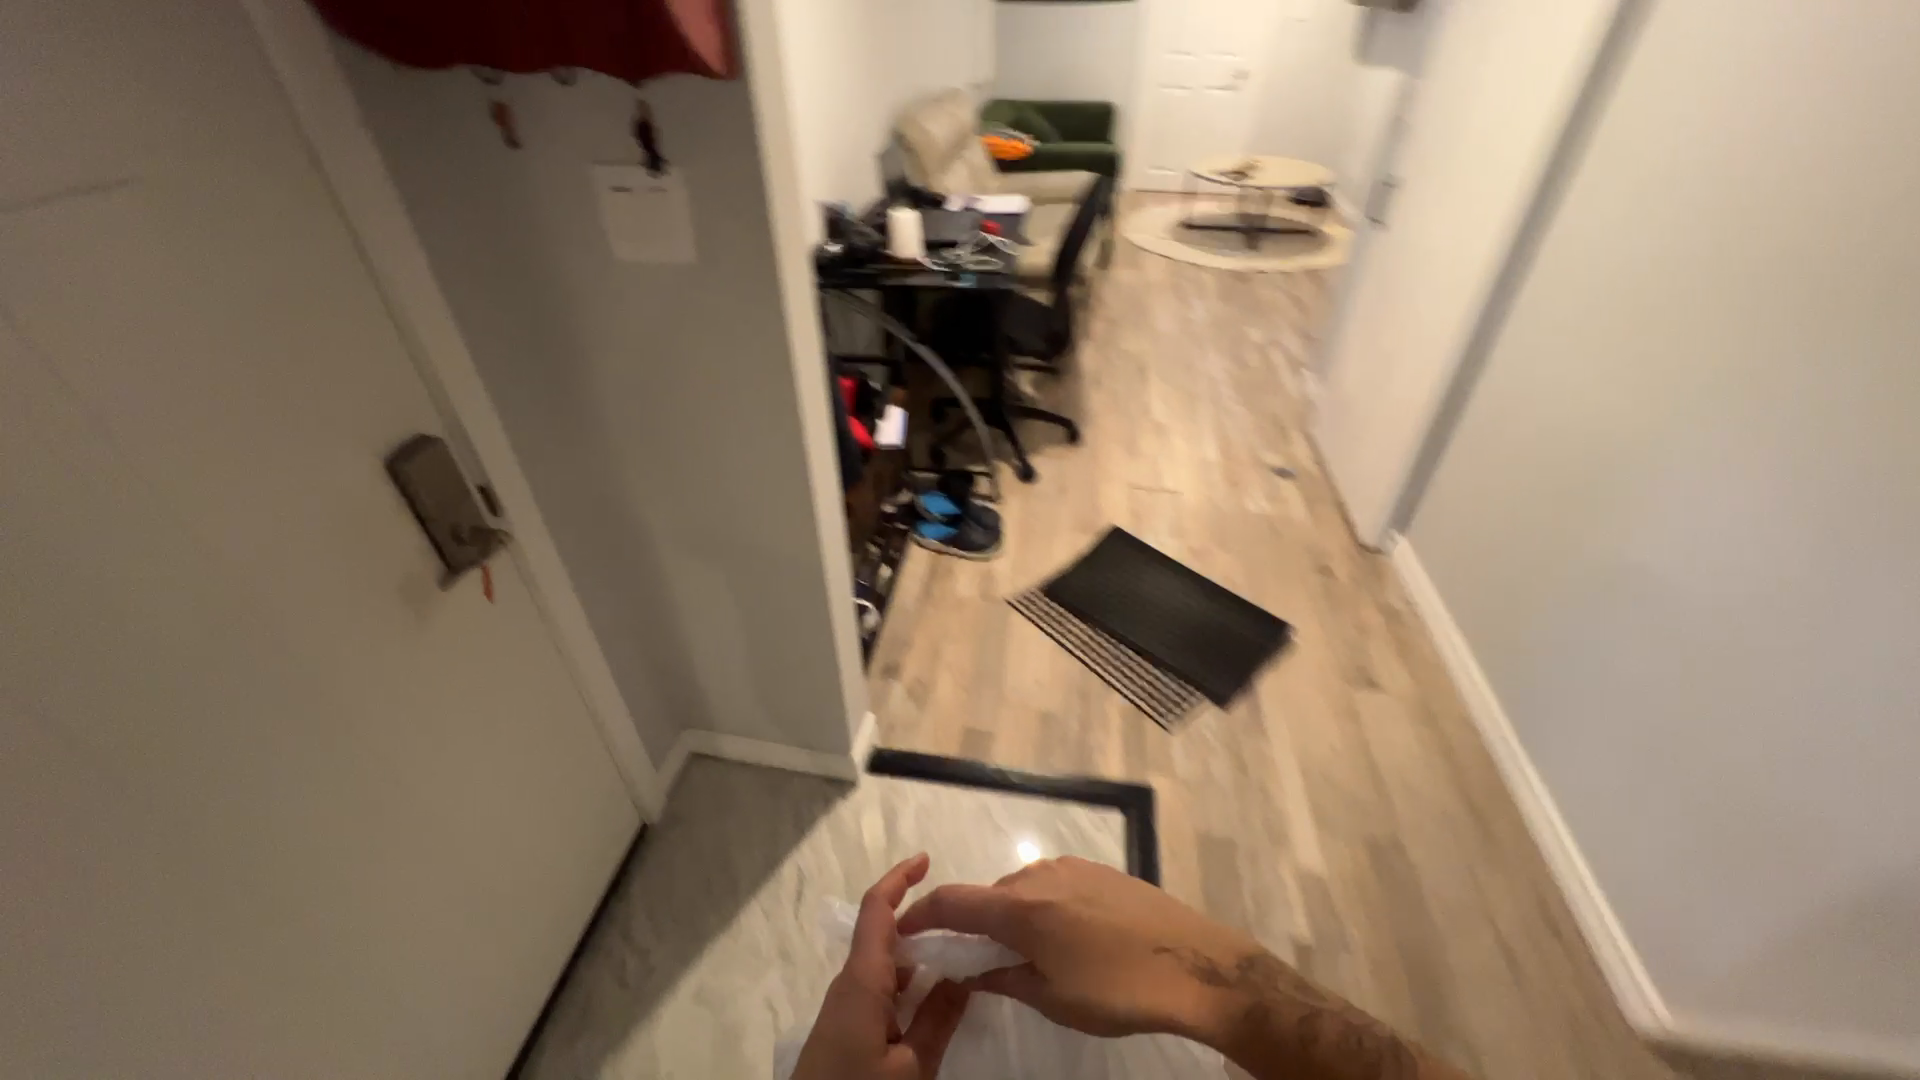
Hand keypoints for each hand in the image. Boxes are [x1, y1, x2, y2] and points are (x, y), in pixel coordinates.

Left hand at [791, 854, 971, 1079]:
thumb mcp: (910, 1070)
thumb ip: (937, 1020)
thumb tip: (962, 975)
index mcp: (862, 981)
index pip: (877, 910)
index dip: (899, 878)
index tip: (926, 859)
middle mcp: (850, 984)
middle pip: (885, 934)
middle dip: (922, 921)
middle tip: (965, 923)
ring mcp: (846, 1007)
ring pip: (885, 965)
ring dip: (919, 956)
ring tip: (961, 957)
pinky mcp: (846, 1029)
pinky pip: (881, 990)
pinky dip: (909, 984)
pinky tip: (936, 998)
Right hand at [895, 855, 1259, 1042]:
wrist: (1196, 963)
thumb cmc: (1118, 989)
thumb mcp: (1053, 997)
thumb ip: (1004, 977)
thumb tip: (971, 970)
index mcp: (1022, 907)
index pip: (953, 901)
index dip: (922, 914)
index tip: (904, 931)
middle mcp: (1039, 875)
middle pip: (989, 896)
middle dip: (974, 925)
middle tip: (974, 961)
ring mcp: (1071, 867)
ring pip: (1022, 890)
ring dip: (1011, 917)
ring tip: (1027, 955)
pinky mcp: (1098, 869)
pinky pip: (1051, 884)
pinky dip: (1041, 907)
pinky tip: (1065, 937)